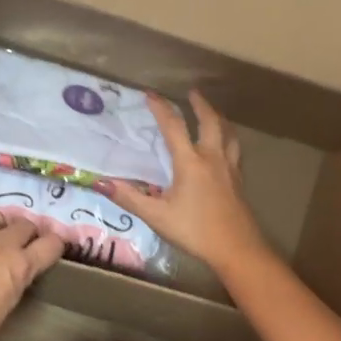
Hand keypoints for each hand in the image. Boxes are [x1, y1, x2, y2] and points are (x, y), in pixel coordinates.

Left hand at [0, 211, 65, 340]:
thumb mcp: (9, 304)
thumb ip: (19, 278)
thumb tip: (20, 265)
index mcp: (21, 267)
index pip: (52, 243)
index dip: (53, 245)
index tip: (48, 249)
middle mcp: (0, 244)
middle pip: (25, 224)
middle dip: (27, 235)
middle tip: (19, 245)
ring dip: (0, 227)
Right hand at [103, 90, 270, 275]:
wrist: (235, 248)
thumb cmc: (194, 231)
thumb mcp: (157, 216)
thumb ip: (130, 198)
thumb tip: (101, 183)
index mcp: (190, 162)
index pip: (173, 127)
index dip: (161, 108)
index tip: (150, 94)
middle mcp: (212, 158)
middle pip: (210, 121)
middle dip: (200, 105)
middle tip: (193, 93)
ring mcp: (229, 168)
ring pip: (228, 133)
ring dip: (219, 119)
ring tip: (214, 113)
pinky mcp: (239, 181)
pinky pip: (235, 151)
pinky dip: (229, 140)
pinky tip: (226, 147)